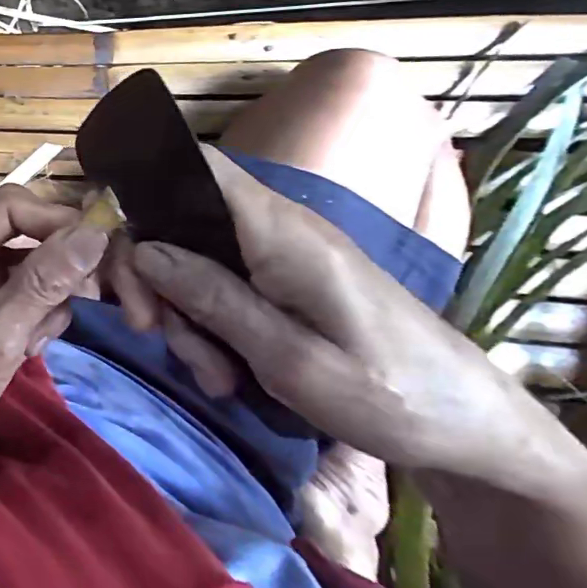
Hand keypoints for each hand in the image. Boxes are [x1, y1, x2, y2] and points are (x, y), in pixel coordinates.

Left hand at [0, 185, 110, 473]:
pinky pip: (29, 283)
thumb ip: (48, 279)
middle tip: (88, 289)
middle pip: (25, 228)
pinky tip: (30, 344)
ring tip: (38, 336)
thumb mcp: (3, 330)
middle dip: (57, 261)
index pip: (11, 206)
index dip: (56, 219)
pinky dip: (40, 309)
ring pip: (33, 257)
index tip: (97, 243)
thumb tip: (96, 234)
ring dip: (49, 294)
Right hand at [118, 147, 586, 497]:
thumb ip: (215, 300)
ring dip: (184, 310)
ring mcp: (282, 248)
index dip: (143, 186)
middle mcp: (276, 223)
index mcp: (280, 229)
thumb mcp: (293, 362)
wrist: (468, 422)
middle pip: (182, 217)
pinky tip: (224, 368)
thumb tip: (143, 249)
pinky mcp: (287, 273)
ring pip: (198, 254)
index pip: (196, 165)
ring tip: (212, 375)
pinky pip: (225, 278)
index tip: (117, 254)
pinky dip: (209, 317)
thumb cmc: (391, 395)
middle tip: (155, 337)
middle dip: (154, 276)